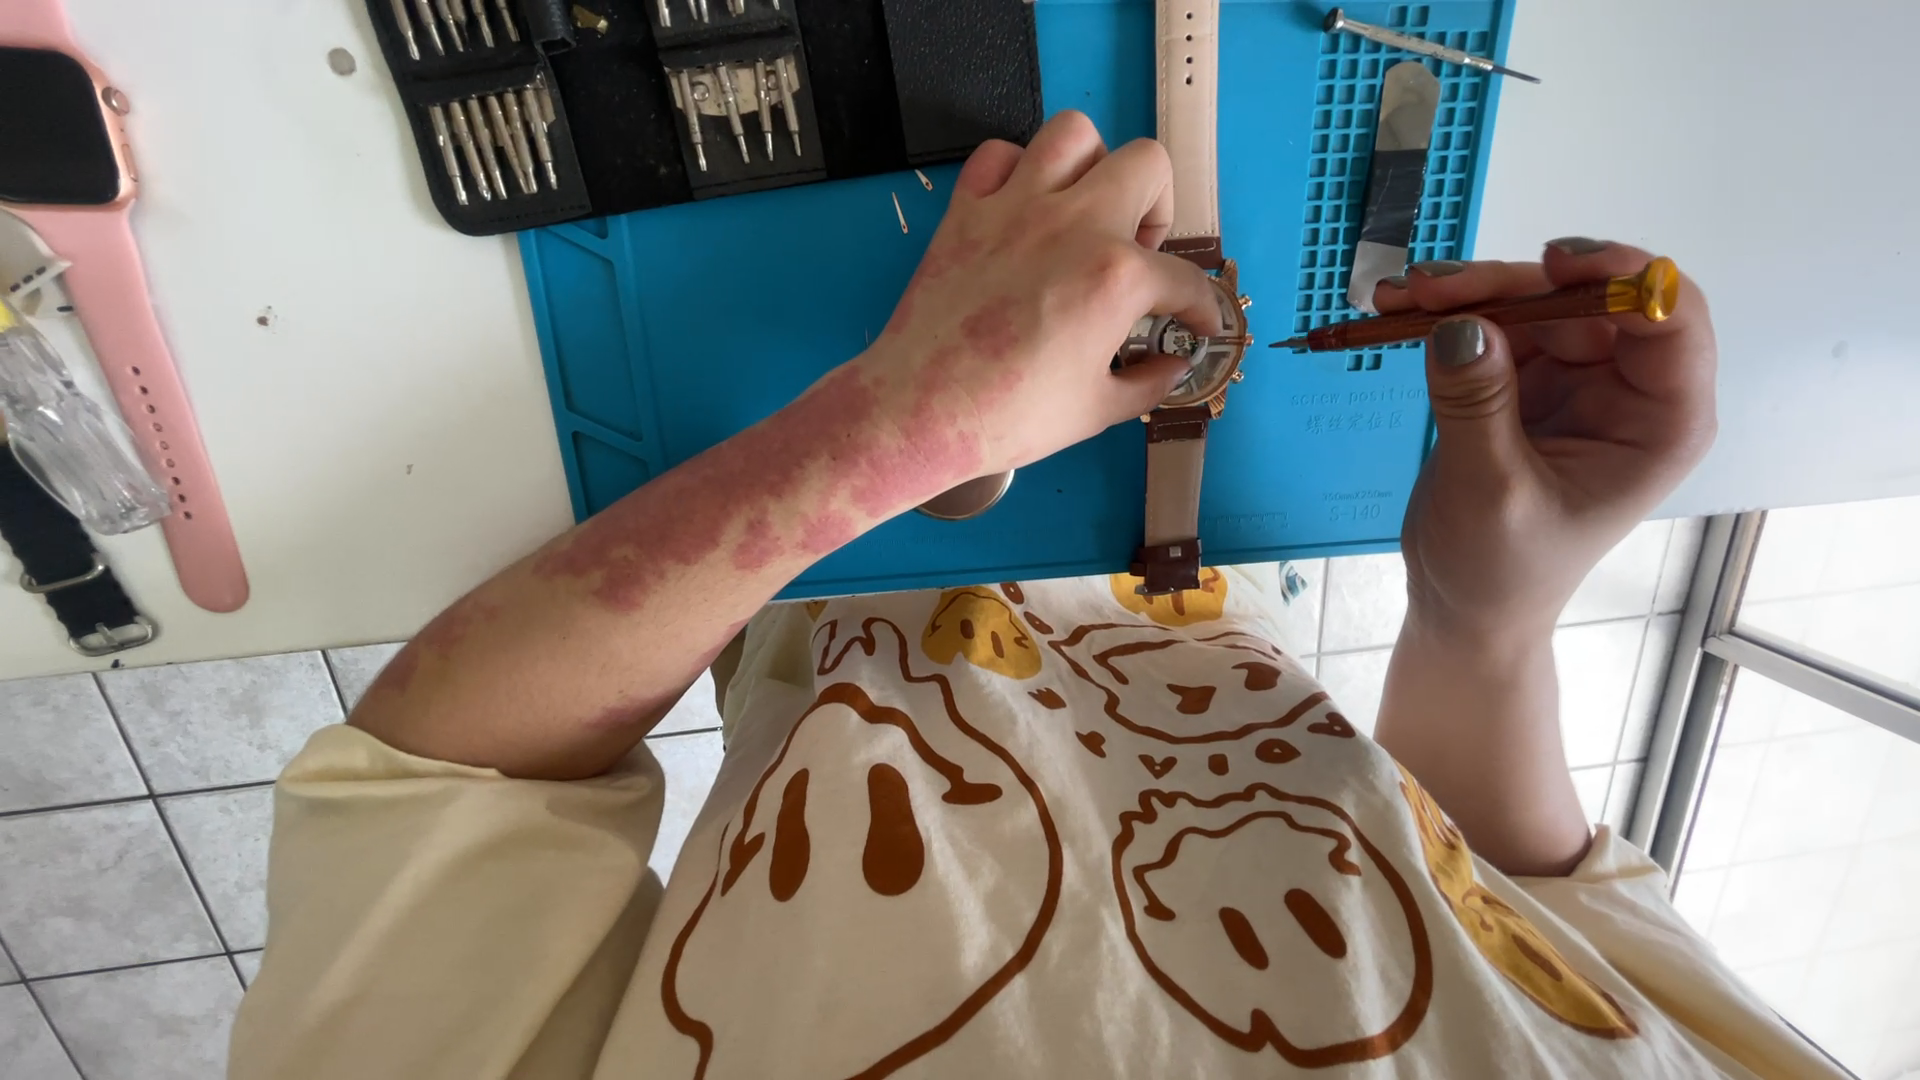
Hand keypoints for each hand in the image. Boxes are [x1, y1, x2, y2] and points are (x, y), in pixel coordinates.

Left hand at [853, 110, 1222, 485]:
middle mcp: (1074, 223)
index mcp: (1116, 277)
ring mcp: (1016, 207)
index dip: (1204, 308)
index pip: (1184, 281)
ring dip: (1091, 168)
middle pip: (1147, 165)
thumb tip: (1174, 366)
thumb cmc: (1012, 418)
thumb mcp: (1097, 412)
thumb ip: (1149, 383)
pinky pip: (997, 155)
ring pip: (1074, 133)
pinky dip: (1016, 172)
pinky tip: (1020, 212)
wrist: (922, 412)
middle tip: (1135, 256)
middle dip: (1156, 210)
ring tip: (1082, 214)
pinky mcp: (966, 210)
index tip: (1200, 325)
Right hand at [1379, 240, 1717, 638]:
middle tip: (1422, 289)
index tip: (1546, 264)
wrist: (1461, 605)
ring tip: (1395, 296)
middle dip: (1502, 289)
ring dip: (1461, 298)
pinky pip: (1485, 338)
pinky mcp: (1514, 392)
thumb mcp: (1488, 488)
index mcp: (1656, 421)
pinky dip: (1442, 323)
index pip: (1665, 321)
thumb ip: (1477, 405)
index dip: (1616, 278)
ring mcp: (1564, 388)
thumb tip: (1456, 324)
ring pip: (1526, 313)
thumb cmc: (1496, 566)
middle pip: (1579, 305)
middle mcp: (1619, 392)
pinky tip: (1399, 315)